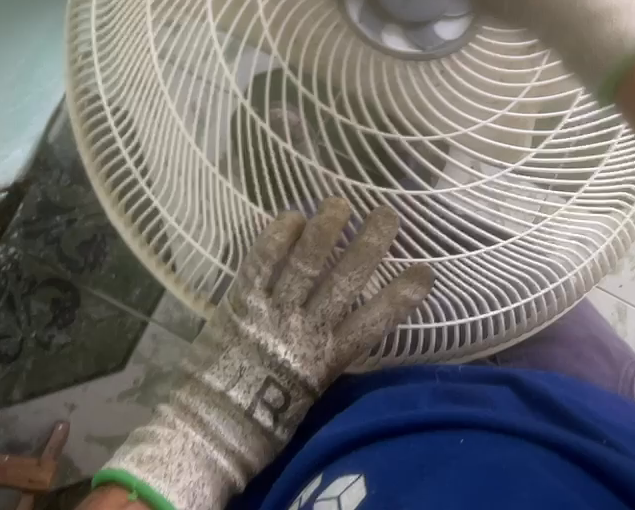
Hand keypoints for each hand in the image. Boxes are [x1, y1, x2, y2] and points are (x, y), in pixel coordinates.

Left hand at [96, 198, 432, 509]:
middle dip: (369, 245)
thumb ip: (329, 354)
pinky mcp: (240, 302)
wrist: (209, 432)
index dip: (400, 296)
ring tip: (339, 204)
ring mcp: (272, 312)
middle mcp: (305, 329)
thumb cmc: (265, 419)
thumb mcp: (310, 391)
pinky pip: (261, 263)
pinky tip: (292, 215)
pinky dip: (276, 237)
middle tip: (387, 215)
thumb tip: (347, 322)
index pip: (373, 322)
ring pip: (305, 263)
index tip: (425, 271)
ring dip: (325, 229)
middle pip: (344, 280)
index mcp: (327, 359)